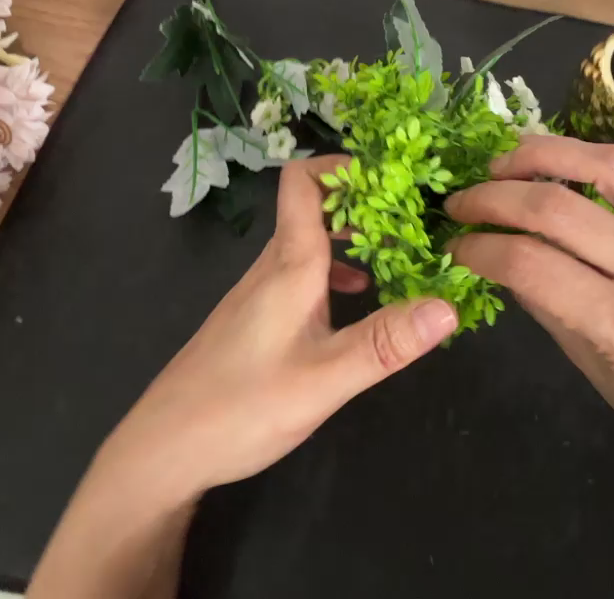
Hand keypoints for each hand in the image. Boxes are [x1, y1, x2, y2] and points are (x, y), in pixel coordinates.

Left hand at [95, 154, 458, 502]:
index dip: (342, 166)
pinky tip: (354, 299)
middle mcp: (272, 267)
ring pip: (308, 242)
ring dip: (349, 238)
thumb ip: (385, 343)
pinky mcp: (255, 318)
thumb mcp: (324, 379)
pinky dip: (332, 271)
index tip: (391, 178)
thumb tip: (448, 305)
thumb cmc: (242, 407)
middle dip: (361, 202)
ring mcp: (259, 292)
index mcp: (289, 265)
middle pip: (312, 207)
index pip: (303, 182)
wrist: (164, 448)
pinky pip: (300, 273)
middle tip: (409, 217)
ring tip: (394, 252)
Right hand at [447, 135, 613, 484]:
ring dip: (540, 153)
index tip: (452, 245)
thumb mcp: (590, 368)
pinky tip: (550, 166)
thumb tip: (497, 256)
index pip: (530, 263)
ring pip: (601, 166)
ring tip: (500, 163)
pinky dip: (580, 161)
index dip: (479, 247)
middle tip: (460, 201)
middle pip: (557, 206)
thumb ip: (543, 304)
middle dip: (493, 195)